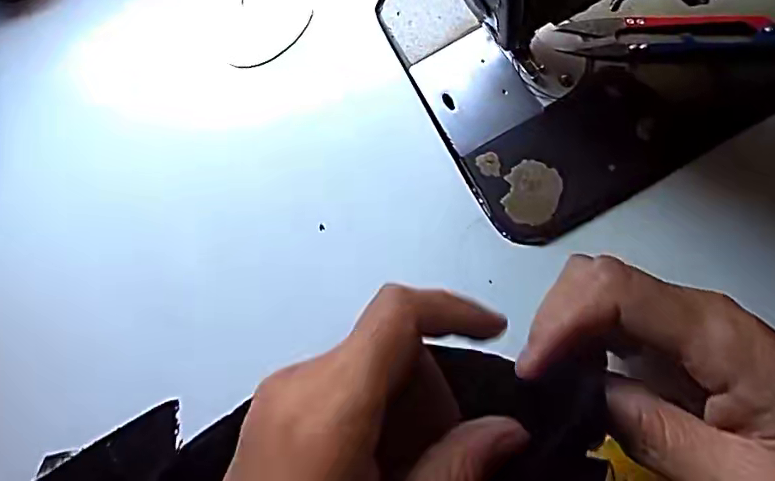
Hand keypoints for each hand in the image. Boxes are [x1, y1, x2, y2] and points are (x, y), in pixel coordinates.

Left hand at [227, 286, 529, 480]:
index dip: (455, 311)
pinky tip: (377, 472)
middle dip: (430, 392)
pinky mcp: (270, 421)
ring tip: (408, 474)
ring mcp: (277, 402)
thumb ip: (453, 468)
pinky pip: (341, 389)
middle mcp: (295, 388)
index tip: (491, 329)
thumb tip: (504, 431)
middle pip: (392, 344)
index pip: (400, 311)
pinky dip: (374, 418)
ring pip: (370, 367)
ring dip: (404, 408)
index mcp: (326, 406)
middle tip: (446, 454)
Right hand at [517, 256, 774, 480]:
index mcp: (715, 331)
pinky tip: (578, 384)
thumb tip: (594, 393)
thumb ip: (660, 434)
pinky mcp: (691, 352)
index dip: (564, 317)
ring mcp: (694, 330)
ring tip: (547, 384)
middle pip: (606, 276)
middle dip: (559, 314)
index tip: (532, 370)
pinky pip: (625, 329)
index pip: (618, 288)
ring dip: (568, 328)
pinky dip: (588, 346)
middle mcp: (698, 314)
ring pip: (609, 296)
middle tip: (535, 381)